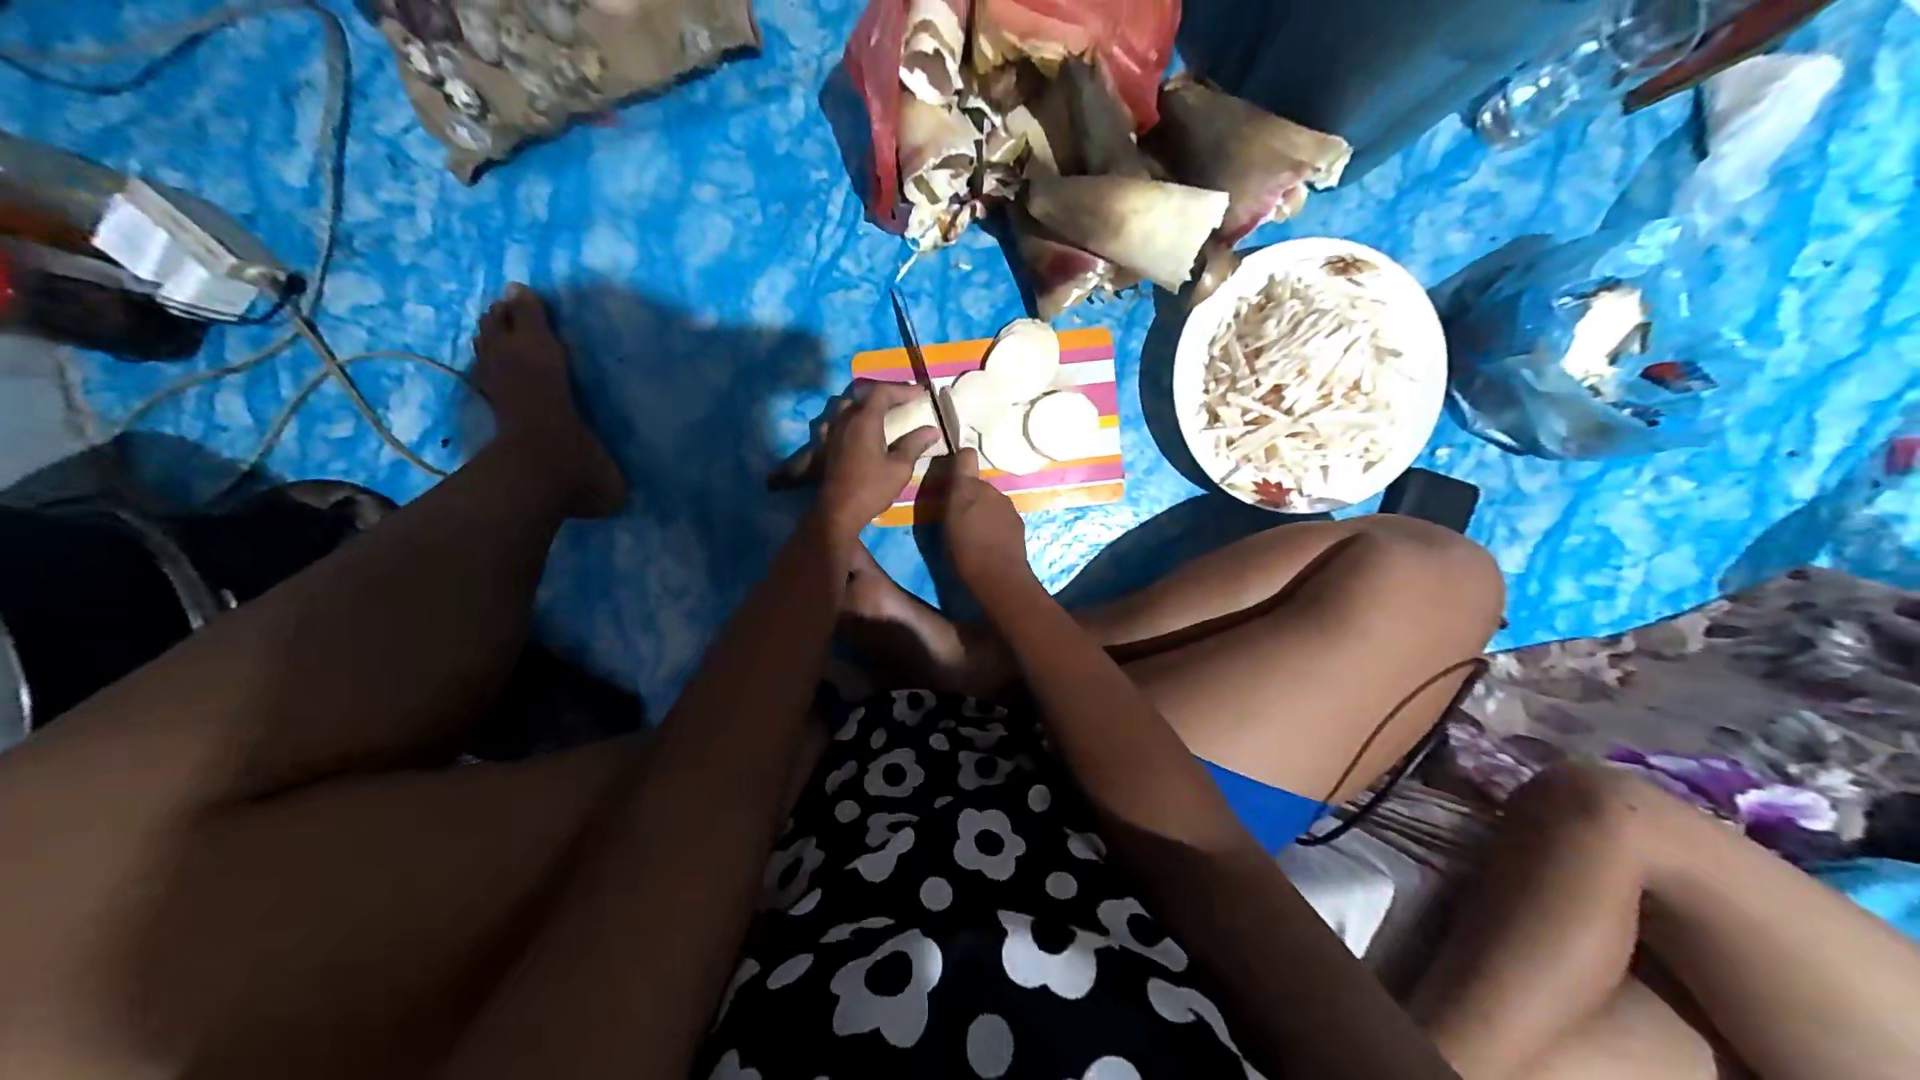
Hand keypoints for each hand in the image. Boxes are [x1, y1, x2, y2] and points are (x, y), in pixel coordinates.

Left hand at [816, 380, 940, 538]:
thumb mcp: (900, 468)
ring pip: (845, 404)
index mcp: (864, 420)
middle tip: (902, 398)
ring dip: (864, 403)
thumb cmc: (871, 489)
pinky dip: (848, 418)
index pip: (883, 392)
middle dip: (884, 392)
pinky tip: (854, 428)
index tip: (920, 394)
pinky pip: (835, 421)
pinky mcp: (824, 445)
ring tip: (879, 410)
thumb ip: (915, 444)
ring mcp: (830, 431)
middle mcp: (844, 419)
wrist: (837, 512)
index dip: (903, 389)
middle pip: (862, 394)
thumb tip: (932, 430)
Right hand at [942, 449, 1036, 602]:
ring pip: (990, 502)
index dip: (960, 460)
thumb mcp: (949, 517)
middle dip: (970, 495)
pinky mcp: (1017, 527)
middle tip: (957, 516)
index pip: (967, 458)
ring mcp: (1008, 509)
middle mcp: (993, 492)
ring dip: (982, 511)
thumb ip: (956, 488)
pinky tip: (987, 542)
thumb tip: (962, 462)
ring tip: (972, 533)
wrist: (998, 577)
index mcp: (971, 488)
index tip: (952, 470)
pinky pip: (1000, 519)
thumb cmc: (965, 548)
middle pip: (979, 485)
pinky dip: (993, 525)